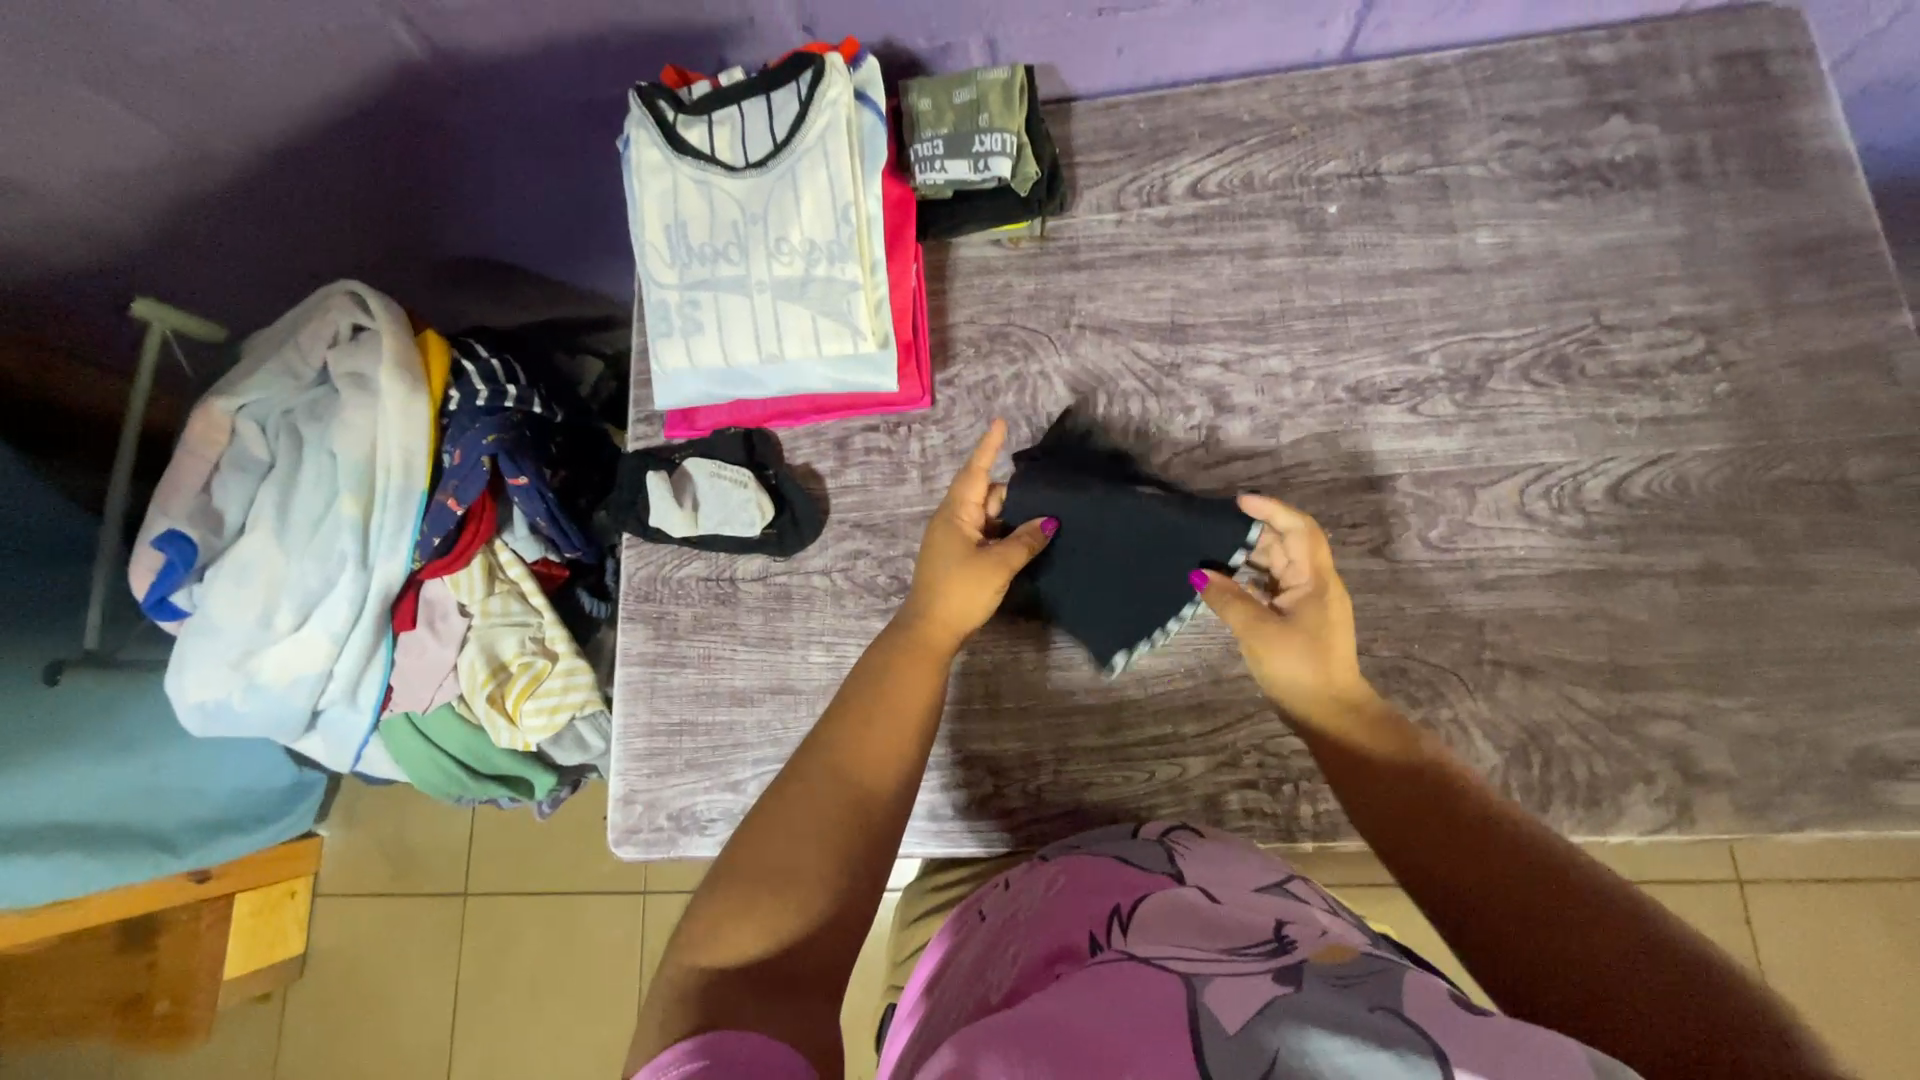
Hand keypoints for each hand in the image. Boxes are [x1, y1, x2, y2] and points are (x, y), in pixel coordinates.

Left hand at [896, 419, 1056, 653]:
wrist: (930, 631)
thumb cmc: (960, 591)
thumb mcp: (998, 565)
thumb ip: (1026, 540)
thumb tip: (1049, 521)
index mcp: (956, 513)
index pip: (976, 471)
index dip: (989, 447)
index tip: (1001, 423)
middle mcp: (953, 520)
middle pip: (986, 494)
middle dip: (1012, 492)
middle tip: (1045, 494)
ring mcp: (954, 540)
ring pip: (988, 516)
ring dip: (1011, 516)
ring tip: (1043, 517)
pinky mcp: (959, 558)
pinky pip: (985, 535)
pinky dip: (1004, 534)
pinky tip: (1026, 541)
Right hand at [1194, 494, 1383, 732]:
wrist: (1329, 713)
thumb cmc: (1298, 667)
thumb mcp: (1257, 631)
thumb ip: (1227, 598)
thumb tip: (1198, 573)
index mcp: (1315, 579)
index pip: (1299, 528)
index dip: (1271, 509)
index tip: (1239, 502)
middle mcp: (1315, 584)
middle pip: (1287, 544)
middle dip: (1254, 534)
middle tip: (1215, 530)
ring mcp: (1309, 602)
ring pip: (1278, 566)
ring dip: (1249, 558)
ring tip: (1213, 553)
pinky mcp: (1299, 619)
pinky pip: (1273, 587)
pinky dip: (1250, 581)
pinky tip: (1225, 584)